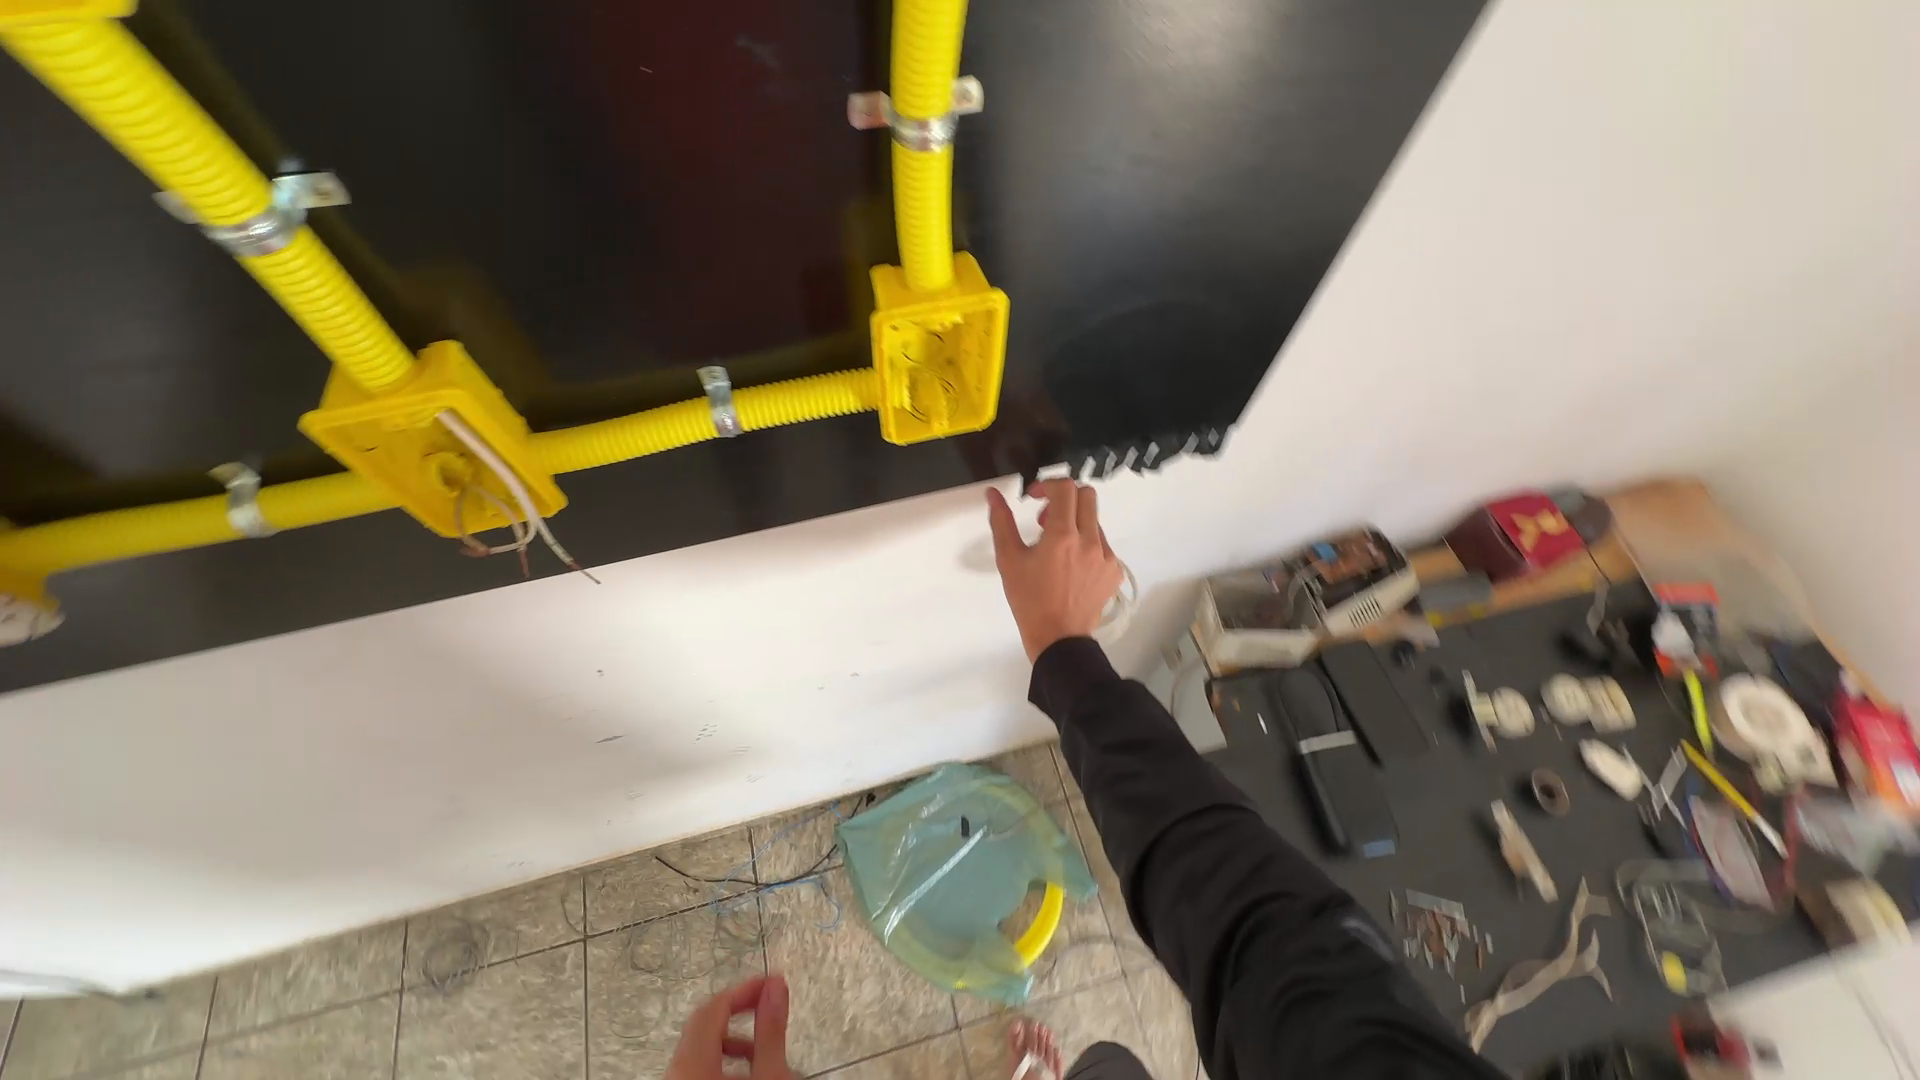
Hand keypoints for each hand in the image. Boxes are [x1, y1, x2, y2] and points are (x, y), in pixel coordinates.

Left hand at [667, 975, 793, 1079]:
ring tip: (763, 1047)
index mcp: (691, 1059)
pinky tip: (747, 1071)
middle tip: (769, 1003)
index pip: (715, 1005)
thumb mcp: (768, 1073)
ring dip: (735, 1039)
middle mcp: (675, 1070)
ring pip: (702, 1048)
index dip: (745, 988)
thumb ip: (771, 1029)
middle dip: (740, 1010)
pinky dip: (723, 1059)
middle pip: (706, 1024)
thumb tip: (776, 986)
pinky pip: (698, 1067)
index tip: (772, 980)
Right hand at [986, 479, 1124, 661]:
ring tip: (1057, 549)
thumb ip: (1002, 522)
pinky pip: (1102, 544)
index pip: (1065, 488)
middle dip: (1065, 498)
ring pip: (1094, 521)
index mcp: (1062, 536)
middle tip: (1047, 519)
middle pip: (1087, 496)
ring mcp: (1106, 556)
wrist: (1058, 638)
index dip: (1047, 485)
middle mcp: (1090, 540)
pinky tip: (1071, 567)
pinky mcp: (1114, 570)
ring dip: (1075, 523)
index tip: (1034, 497)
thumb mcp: (1009, 560)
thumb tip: (993, 494)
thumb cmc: (1029, 600)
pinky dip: (1086, 545)